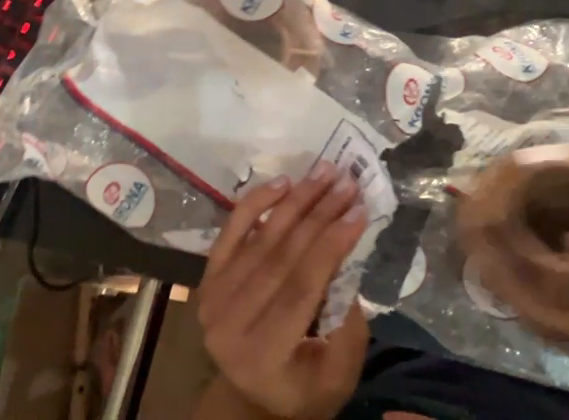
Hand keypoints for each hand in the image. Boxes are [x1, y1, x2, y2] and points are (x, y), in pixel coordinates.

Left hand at [196, 166, 370, 419]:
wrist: (250, 395)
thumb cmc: (303, 388)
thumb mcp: (337, 377)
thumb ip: (346, 327)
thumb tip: (346, 263)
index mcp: (263, 354)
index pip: (301, 286)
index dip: (331, 245)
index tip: (360, 211)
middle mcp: (229, 322)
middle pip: (281, 256)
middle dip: (319, 214)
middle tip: (348, 183)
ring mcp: (214, 295)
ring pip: (261, 237)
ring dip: (296, 199)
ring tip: (325, 172)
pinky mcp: (208, 276)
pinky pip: (232, 230)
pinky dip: (256, 202)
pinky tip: (283, 182)